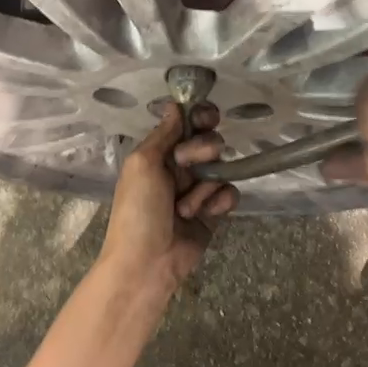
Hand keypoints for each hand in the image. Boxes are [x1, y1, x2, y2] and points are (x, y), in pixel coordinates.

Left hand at [99, 104, 238, 283]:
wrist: (147, 262)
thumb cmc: (138, 210)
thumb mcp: (143, 164)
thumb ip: (163, 134)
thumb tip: (174, 105)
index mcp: (158, 154)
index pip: (186, 125)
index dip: (200, 118)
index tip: (207, 118)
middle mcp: (179, 168)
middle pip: (208, 142)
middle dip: (204, 150)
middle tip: (189, 164)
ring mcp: (197, 190)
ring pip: (220, 169)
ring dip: (204, 186)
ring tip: (185, 208)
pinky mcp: (212, 212)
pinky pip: (229, 193)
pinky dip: (220, 202)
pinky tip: (207, 215)